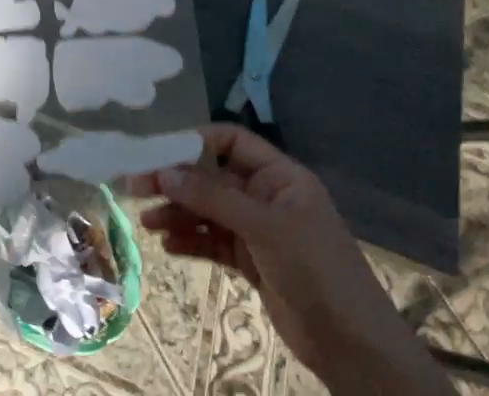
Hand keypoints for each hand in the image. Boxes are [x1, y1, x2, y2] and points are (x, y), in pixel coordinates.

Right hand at [128, 125, 449, 394]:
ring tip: (146, 223)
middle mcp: (266, 198)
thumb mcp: (266, 228)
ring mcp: (257, 231)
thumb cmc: (318, 273)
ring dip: (175, 213)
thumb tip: (163, 172)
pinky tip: (167, 246)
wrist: (354, 348)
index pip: (232, 141)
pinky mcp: (250, 261)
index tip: (156, 150)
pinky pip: (210, 241)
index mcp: (281, 178)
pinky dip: (188, 241)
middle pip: (210, 177)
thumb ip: (213, 198)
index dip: (195, 140)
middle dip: (174, 181)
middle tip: (134, 187)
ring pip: (206, 210)